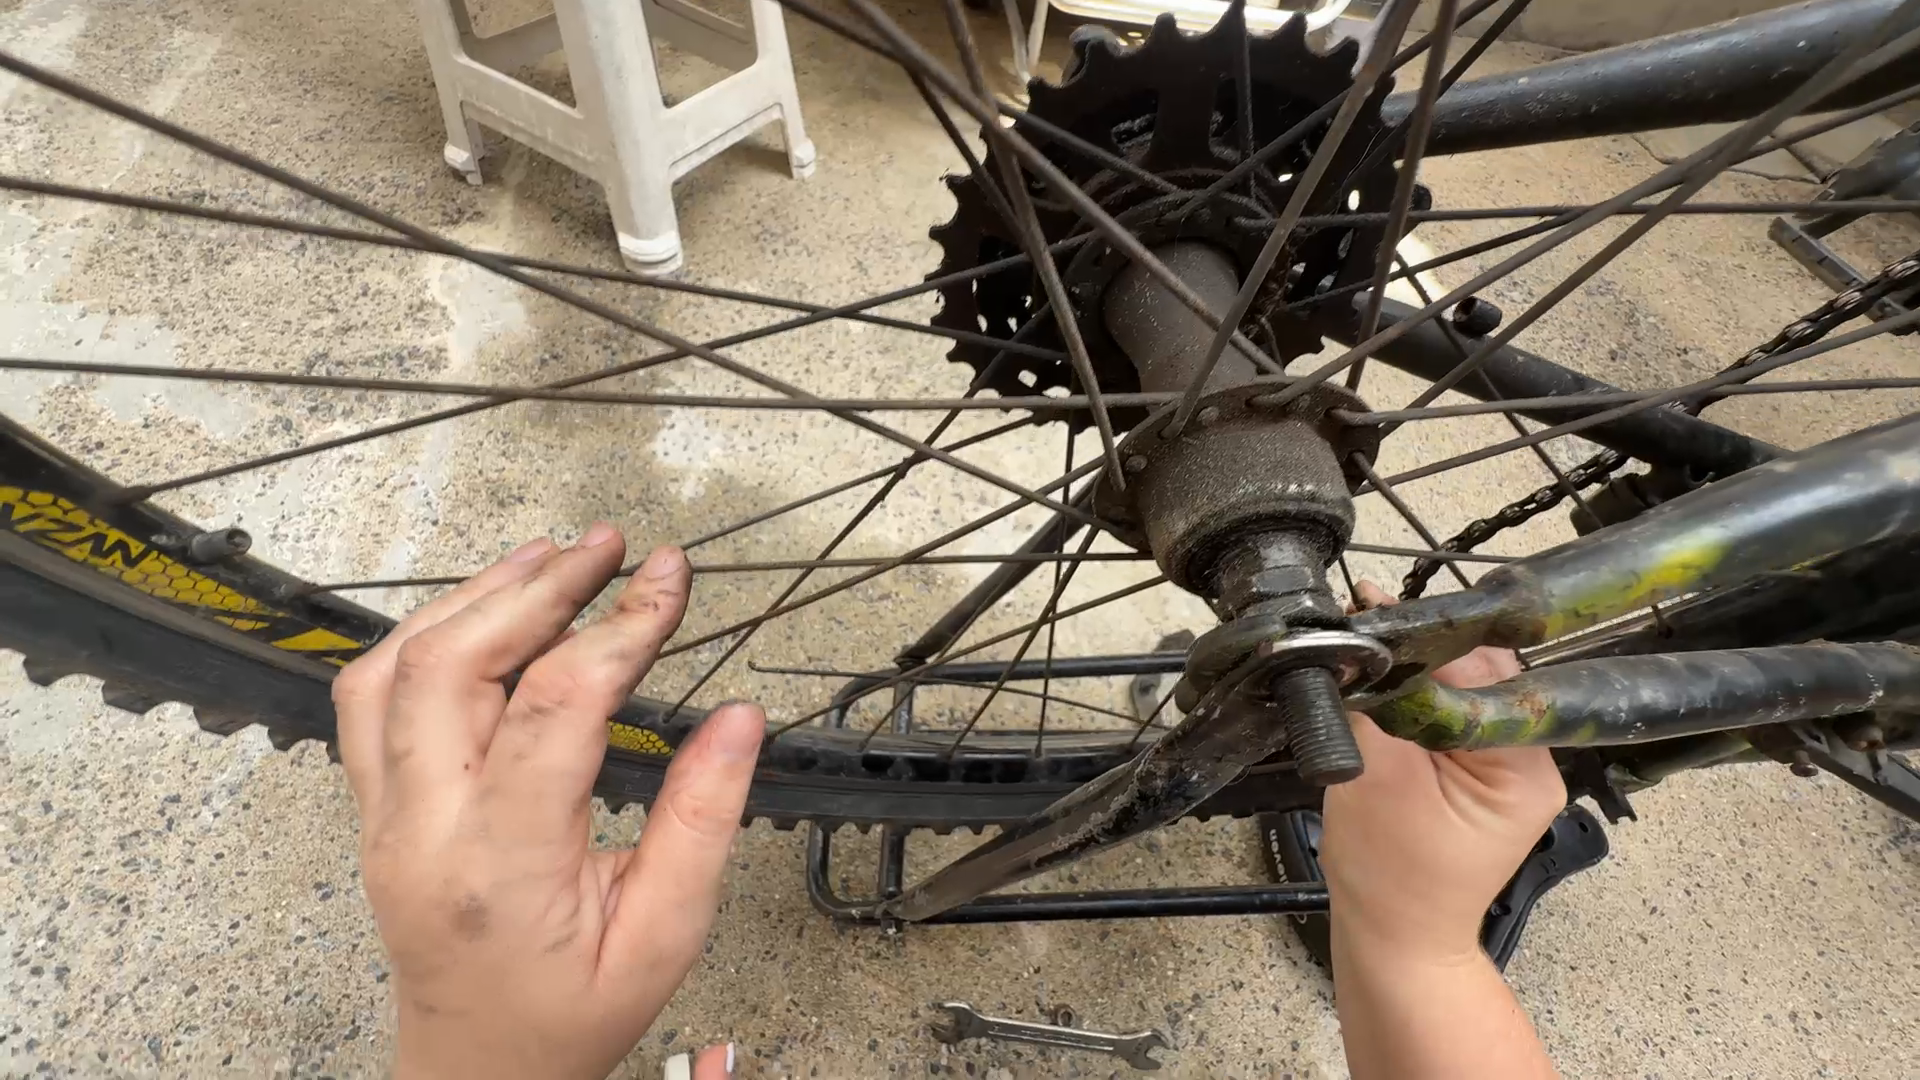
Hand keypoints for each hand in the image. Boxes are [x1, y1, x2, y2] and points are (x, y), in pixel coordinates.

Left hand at [333, 524, 761, 1079]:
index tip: (672, 577)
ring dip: (479, 594)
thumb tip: (741, 718)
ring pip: (397, 668)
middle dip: (542, 587)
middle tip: (611, 544)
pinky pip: (375, 693)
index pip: (557, 708)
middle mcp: (422, 829)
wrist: (476, 1072)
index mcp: (501, 864)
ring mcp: (386, 814)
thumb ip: (706, 820)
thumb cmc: (574, 1012)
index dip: (622, 626)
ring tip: (553, 554)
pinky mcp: (382, 804)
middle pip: (455, 666)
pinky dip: (432, 627)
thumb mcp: (668, 932)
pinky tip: (491, 603)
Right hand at [1319, 581, 1566, 964]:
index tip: (1369, 606)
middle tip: (1355, 610)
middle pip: (1471, 675)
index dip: (1422, 637)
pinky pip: (1437, 713)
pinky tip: (1368, 674)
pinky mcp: (1465, 768)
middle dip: (1412, 645)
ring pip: (1451, 690)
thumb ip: (1375, 707)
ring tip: (1355, 634)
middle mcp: (1524, 757)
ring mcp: (1497, 764)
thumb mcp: (1377, 777)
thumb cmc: (1388, 868)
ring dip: (1403, 665)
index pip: (1480, 672)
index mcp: (1522, 764)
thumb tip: (1358, 646)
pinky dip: (1402, 692)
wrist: (1391, 931)